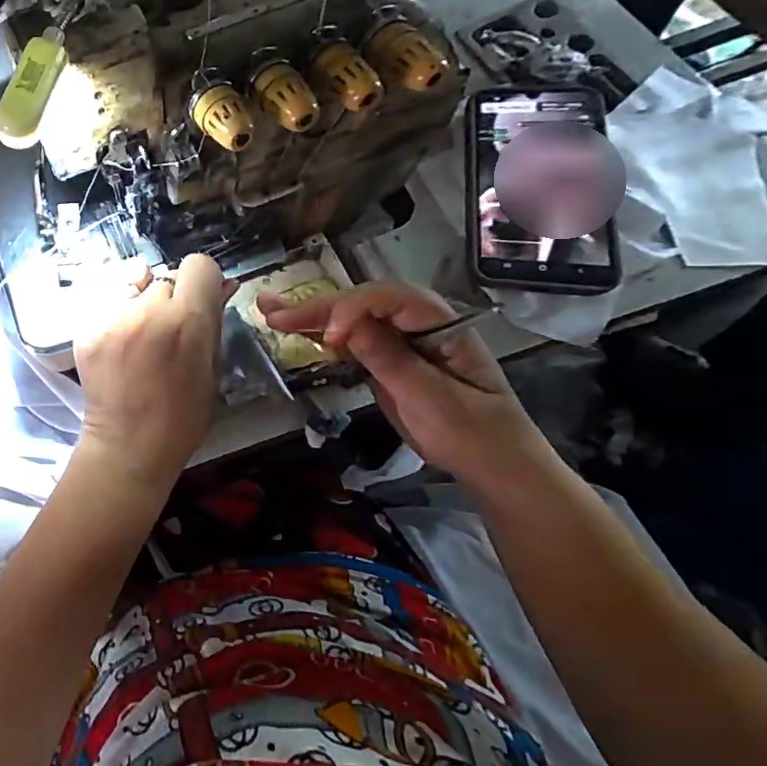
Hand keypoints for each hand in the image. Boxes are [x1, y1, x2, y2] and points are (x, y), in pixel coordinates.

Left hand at [73, 254, 226, 490]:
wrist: (128, 445)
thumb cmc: (182, 416)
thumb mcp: (211, 369)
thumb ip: (214, 322)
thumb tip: (223, 286)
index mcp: (188, 321)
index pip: (198, 265)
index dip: (202, 282)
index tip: (199, 302)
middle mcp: (148, 311)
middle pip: (164, 280)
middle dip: (169, 300)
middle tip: (167, 332)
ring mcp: (113, 319)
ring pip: (133, 290)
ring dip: (139, 306)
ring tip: (138, 340)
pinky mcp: (86, 329)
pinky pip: (106, 306)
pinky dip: (114, 319)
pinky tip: (118, 347)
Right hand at [257, 282, 564, 491]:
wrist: (496, 466)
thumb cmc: (473, 434)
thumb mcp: (432, 400)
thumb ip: (389, 359)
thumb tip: (347, 325)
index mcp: (441, 326)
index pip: (391, 299)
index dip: (355, 309)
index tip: (331, 337)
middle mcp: (419, 325)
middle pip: (364, 304)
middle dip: (318, 307)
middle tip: (272, 311)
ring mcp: (402, 342)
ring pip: (353, 320)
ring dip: (311, 316)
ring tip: (270, 312)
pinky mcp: (388, 361)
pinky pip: (353, 341)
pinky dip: (322, 336)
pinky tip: (294, 330)